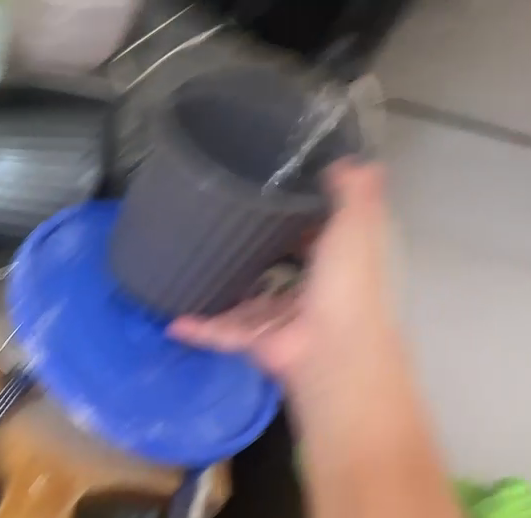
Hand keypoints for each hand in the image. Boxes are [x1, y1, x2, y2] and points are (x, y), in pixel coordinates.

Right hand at [169, 160, 395, 387]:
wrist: (330, 345)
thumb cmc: (346, 281)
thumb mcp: (357, 224)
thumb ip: (352, 192)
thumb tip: (345, 160)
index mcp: (335, 263)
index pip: (317, 237)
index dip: (299, 220)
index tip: (269, 201)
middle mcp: (307, 292)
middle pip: (277, 272)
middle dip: (253, 260)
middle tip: (219, 237)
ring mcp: (278, 321)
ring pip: (245, 306)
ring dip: (221, 297)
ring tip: (190, 278)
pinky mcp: (253, 343)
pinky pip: (220, 334)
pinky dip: (198, 330)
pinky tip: (173, 321)